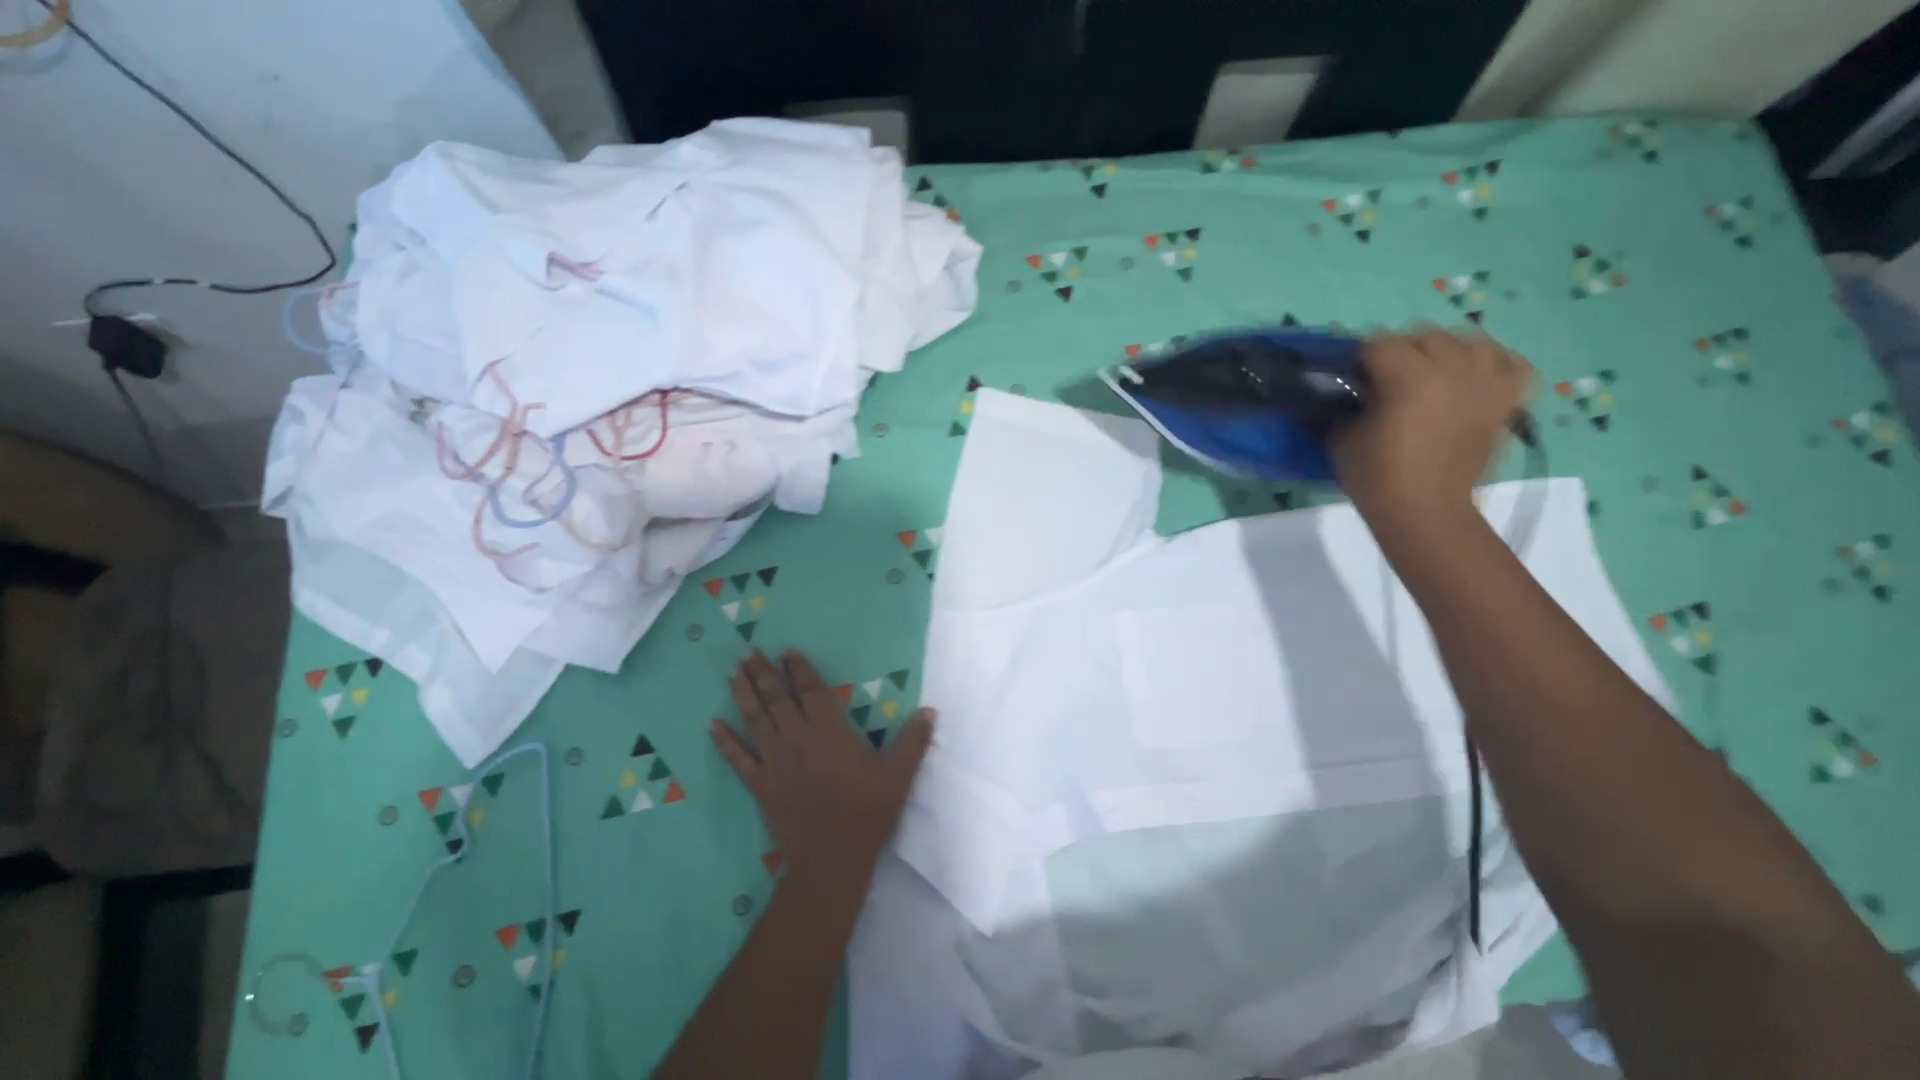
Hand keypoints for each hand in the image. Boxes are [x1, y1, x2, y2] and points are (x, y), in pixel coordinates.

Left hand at [712, 649, 934, 884]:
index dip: (799, 669)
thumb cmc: (867, 813)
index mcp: (830, 732)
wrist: (831, 858)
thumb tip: (929, 710)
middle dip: (764, 673)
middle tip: (749, 652)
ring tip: (733, 672)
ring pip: (755, 720)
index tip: (786, 650)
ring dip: (743, 694)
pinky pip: (738, 759)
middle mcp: (798, 739)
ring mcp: (775, 762)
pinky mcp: (761, 785)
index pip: (810, 691)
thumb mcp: (898, 775)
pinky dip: (725, 741)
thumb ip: (913, 741)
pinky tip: (713, 725)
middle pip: (777, 699)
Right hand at [1332, 328, 1533, 524]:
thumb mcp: (1342, 438)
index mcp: (1408, 377)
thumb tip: (1355, 391)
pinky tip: (1475, 380)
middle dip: (1403, 352)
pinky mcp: (1505, 403)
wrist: (1426, 513)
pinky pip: (1513, 364)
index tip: (1354, 379)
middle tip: (1390, 382)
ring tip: (1434, 376)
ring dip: (1449, 353)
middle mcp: (1452, 370)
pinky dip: (1496, 365)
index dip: (1361, 359)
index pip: (1379, 343)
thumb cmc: (1377, 479)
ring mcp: (1485, 384)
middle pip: (1425, 336)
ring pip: (1470, 342)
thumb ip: (1349, 404)